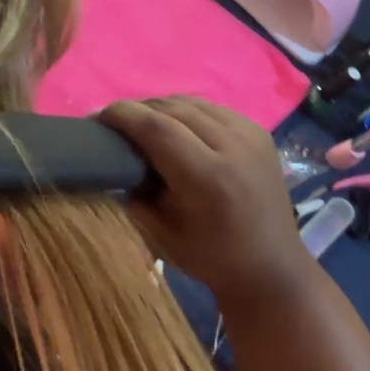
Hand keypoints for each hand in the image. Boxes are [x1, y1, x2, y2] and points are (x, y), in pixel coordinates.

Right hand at [99, 97, 312, 303]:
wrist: (272, 268)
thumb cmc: (212, 259)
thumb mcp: (161, 233)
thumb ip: (135, 192)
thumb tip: (113, 161)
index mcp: (208, 177)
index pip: (157, 126)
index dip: (123, 115)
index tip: (97, 119)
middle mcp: (233, 147)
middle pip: (173, 107)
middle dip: (137, 109)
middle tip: (113, 123)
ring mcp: (251, 136)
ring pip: (193, 102)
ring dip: (161, 107)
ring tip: (141, 123)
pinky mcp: (260, 133)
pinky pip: (213, 109)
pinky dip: (187, 112)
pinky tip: (176, 127)